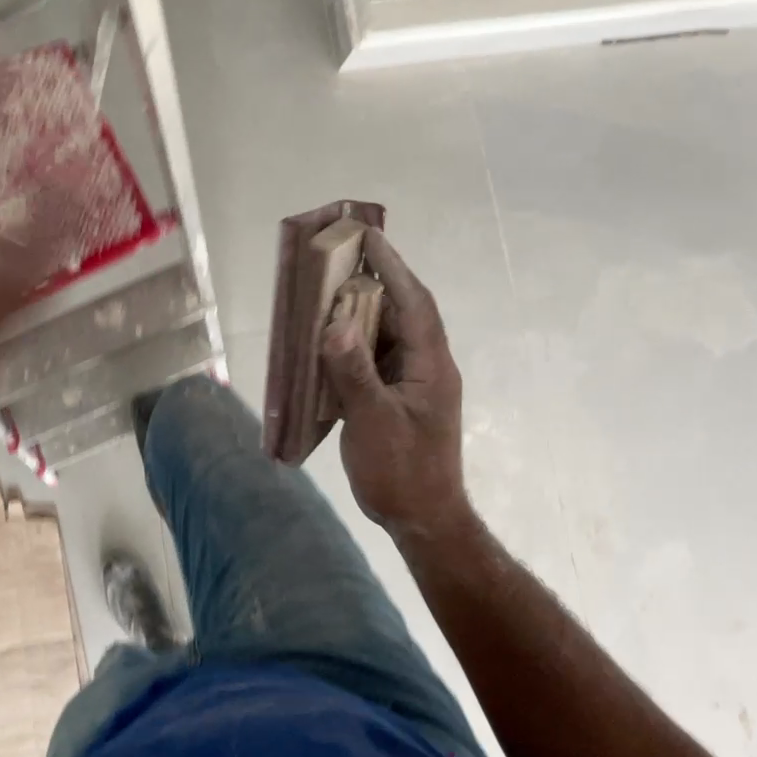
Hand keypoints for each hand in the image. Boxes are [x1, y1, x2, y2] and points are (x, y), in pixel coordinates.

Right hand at [320, 227, 470, 538]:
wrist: (422, 520)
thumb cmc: (401, 471)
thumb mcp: (373, 421)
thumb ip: (354, 371)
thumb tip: (335, 322)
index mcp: (430, 366)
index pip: (415, 304)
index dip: (393, 267)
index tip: (369, 236)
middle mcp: (425, 366)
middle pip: (402, 312)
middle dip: (374, 280)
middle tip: (340, 255)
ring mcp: (411, 383)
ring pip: (387, 334)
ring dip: (361, 310)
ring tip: (327, 288)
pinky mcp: (396, 398)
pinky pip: (375, 357)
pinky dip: (353, 341)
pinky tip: (327, 338)